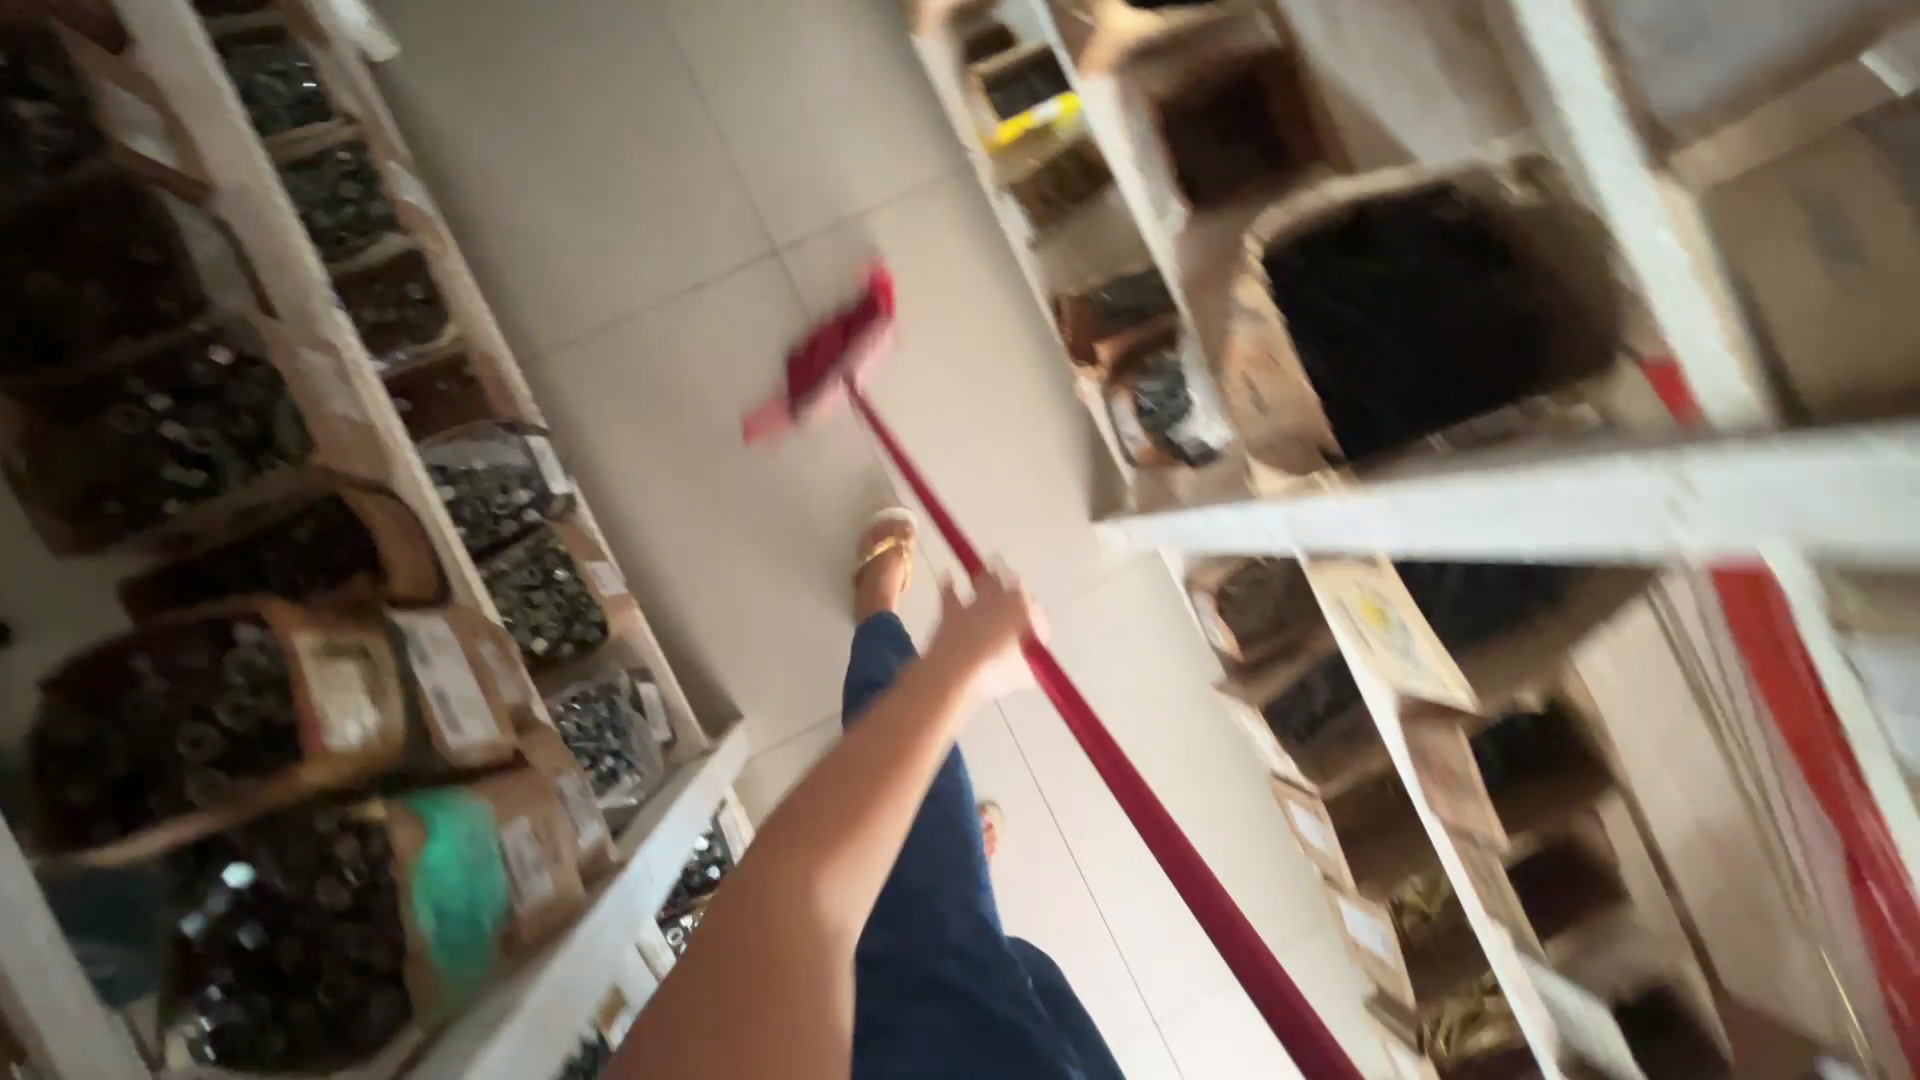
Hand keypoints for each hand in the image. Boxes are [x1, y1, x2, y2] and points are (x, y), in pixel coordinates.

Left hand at [927, 569, 1042, 687]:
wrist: (955, 668)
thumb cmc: (995, 671)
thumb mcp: (1021, 674)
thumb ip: (1027, 665)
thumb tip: (1028, 667)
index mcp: (1023, 613)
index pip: (1034, 608)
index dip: (1036, 617)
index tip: (1036, 629)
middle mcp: (1001, 602)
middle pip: (1011, 586)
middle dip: (1014, 582)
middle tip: (1015, 576)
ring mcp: (974, 604)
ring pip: (984, 582)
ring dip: (988, 572)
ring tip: (991, 559)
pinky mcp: (951, 610)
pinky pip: (950, 592)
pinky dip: (948, 583)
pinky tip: (946, 574)